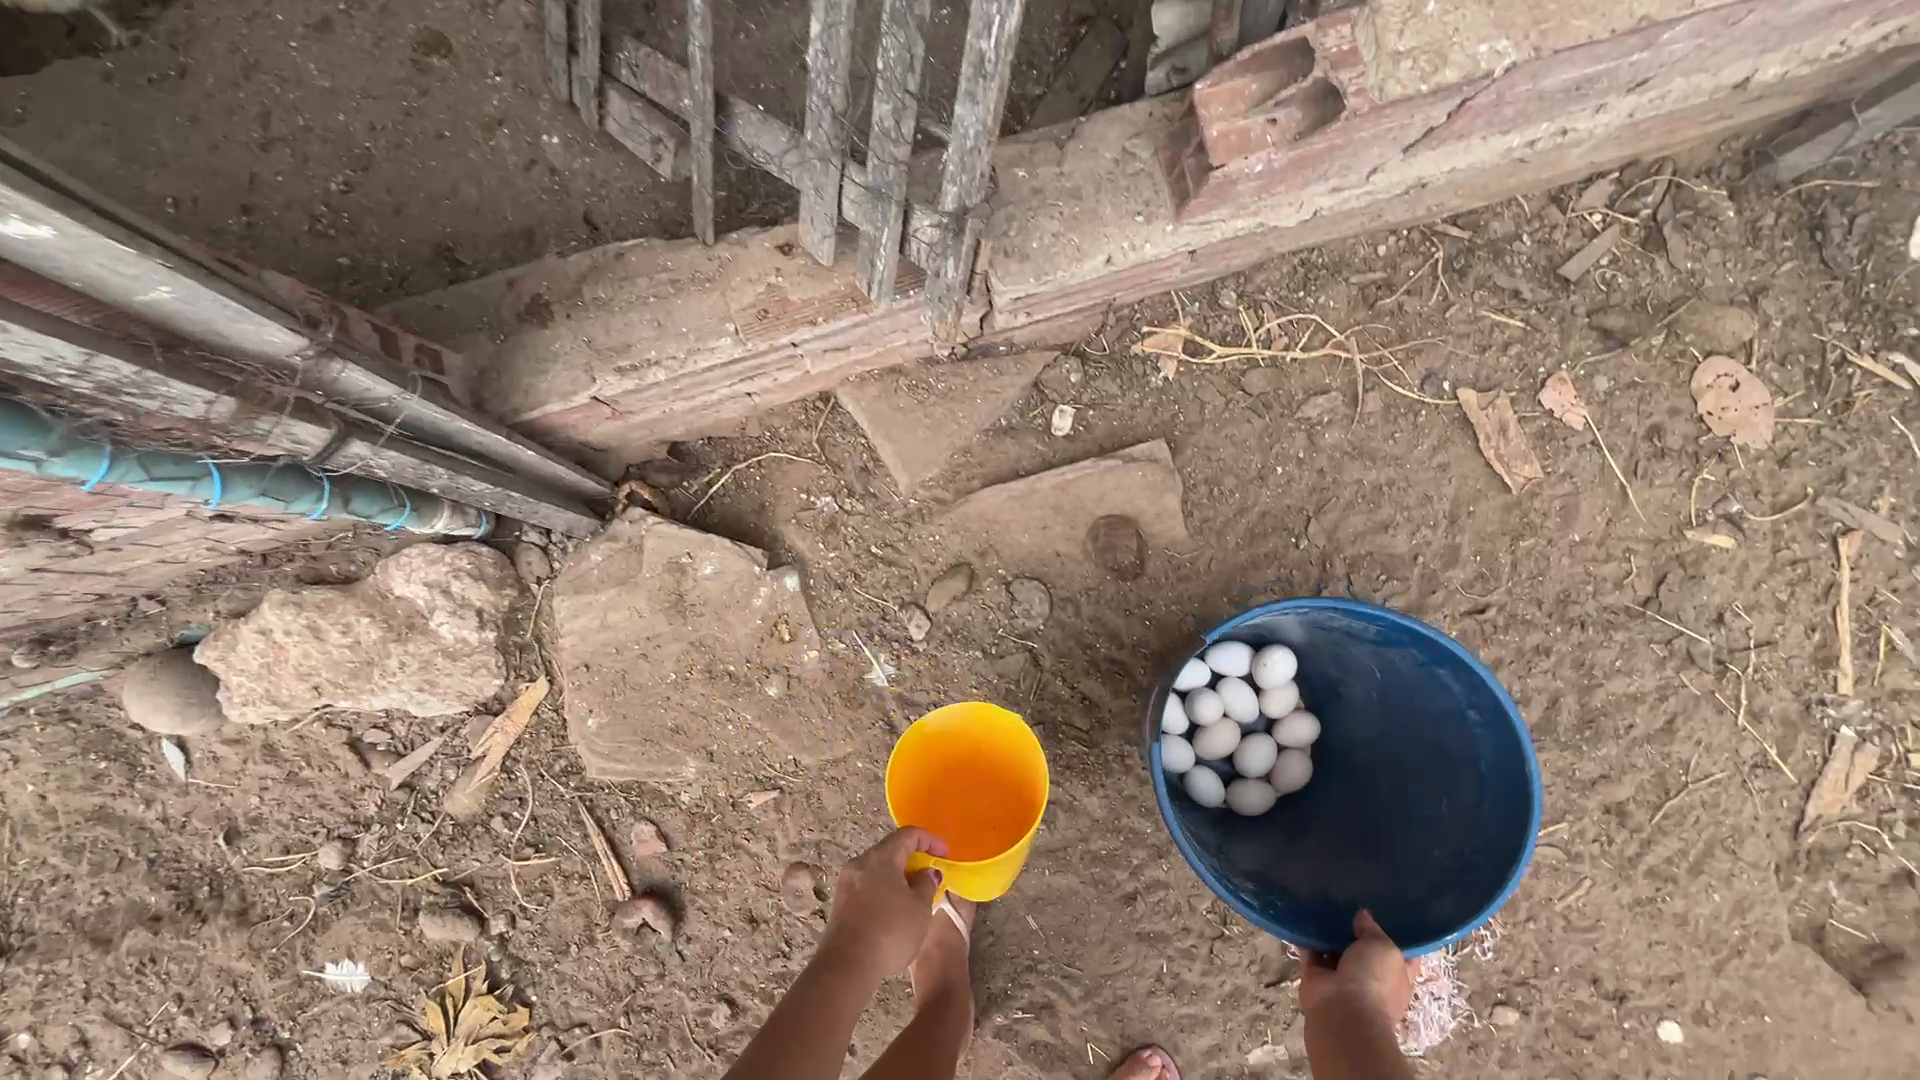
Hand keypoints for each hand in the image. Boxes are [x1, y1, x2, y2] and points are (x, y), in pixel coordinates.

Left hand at [820, 828, 948, 980]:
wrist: (846, 966)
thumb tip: (926, 872)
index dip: (930, 840)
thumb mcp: (920, 908)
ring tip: (915, 896)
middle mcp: (860, 862)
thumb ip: (926, 884)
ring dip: (899, 877)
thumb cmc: (890, 932)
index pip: (908, 834)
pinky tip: (895, 911)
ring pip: (878, 869)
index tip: (945, 854)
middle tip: (930, 877)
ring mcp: (847, 882)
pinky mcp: (840, 903)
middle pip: (891, 850)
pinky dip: (885, 890)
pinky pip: (868, 885)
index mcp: (881, 857)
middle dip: (914, 860)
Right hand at [1298, 910, 1416, 1025]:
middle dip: (1356, 929)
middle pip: (1365, 949)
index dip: (1399, 936)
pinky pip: (1311, 952)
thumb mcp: (1384, 948)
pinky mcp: (1316, 977)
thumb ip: (1374, 930)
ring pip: (1335, 949)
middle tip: (1348, 901)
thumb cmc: (1374, 980)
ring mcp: (1342, 978)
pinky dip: (1306, 938)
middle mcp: (1371, 978)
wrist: (1342, 1011)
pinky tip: (1303, 915)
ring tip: (1323, 902)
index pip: (1403, 955)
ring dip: (1329, 931)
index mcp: (1396, 976)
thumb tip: (1363, 916)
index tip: (1388, 913)